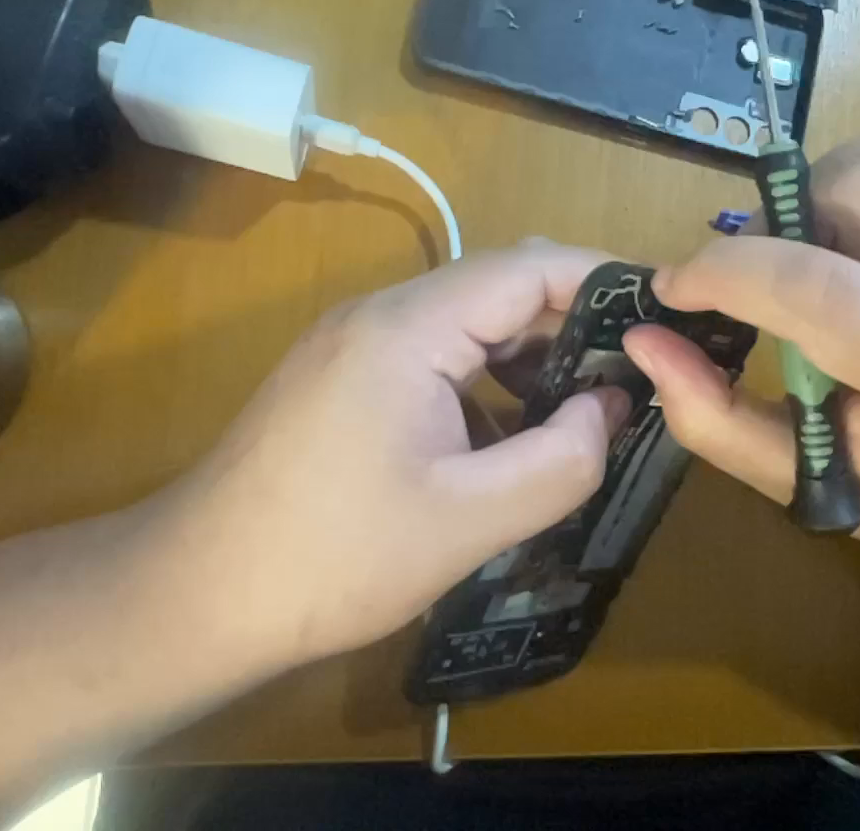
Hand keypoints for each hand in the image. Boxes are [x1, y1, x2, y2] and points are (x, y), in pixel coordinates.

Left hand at [158, 241, 628, 671]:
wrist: (198, 592)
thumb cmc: (335, 557)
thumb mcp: (470, 520)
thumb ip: (560, 459)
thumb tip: (610, 406)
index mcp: (410, 328)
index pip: (528, 267)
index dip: (602, 281)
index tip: (661, 314)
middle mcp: (382, 314)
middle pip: (499, 287)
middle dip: (574, 320)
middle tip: (638, 369)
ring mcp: (357, 343)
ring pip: (469, 322)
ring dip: (531, 353)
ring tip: (589, 403)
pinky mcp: (347, 376)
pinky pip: (437, 354)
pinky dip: (488, 378)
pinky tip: (513, 431)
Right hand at [622, 119, 859, 563]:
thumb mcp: (794, 479)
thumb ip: (710, 416)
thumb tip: (644, 337)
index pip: (819, 288)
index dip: (727, 272)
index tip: (674, 287)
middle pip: (854, 199)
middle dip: (771, 230)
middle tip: (747, 279)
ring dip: (817, 188)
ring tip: (801, 245)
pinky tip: (850, 210)